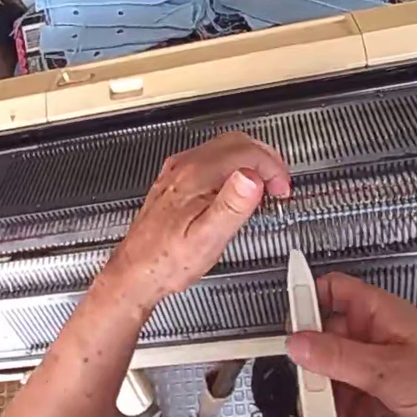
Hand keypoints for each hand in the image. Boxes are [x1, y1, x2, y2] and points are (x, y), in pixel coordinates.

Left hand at [95, 132, 291, 310]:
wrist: (135, 273)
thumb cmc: (167, 262)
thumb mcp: (208, 238)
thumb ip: (233, 204)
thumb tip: (253, 177)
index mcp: (196, 176)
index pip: (247, 152)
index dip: (272, 168)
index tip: (281, 189)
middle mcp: (185, 167)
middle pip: (237, 142)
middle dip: (266, 159)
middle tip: (279, 184)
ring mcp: (178, 173)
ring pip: (224, 148)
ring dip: (251, 161)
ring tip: (265, 187)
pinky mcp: (176, 182)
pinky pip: (211, 161)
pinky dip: (233, 168)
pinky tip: (237, 190)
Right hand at [287, 273, 416, 416]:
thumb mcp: (390, 374)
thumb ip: (339, 358)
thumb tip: (296, 342)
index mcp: (382, 314)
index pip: (334, 291)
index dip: (307, 303)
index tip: (287, 332)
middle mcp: (381, 334)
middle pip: (330, 342)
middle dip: (317, 376)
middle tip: (310, 405)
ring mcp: (387, 364)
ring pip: (342, 377)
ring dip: (333, 408)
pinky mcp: (393, 392)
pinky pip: (359, 401)